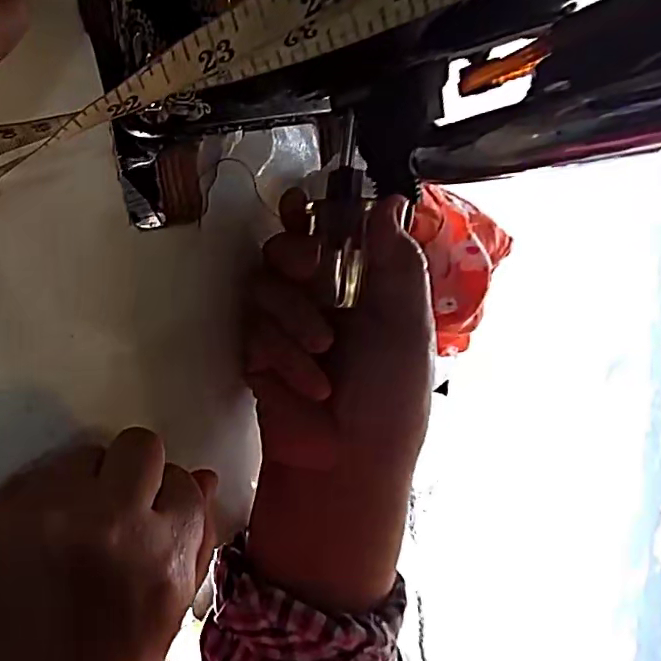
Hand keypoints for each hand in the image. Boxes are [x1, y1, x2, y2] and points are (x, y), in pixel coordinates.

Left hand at [0, 429, 221, 660]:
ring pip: (87, 452)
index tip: (152, 520)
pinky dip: (47, 493)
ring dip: (89, 480)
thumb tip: (202, 482)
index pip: (185, 486)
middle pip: (140, 445)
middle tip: (114, 510)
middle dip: (136, 472)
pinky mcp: (0, 504)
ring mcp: (48, 507)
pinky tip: (33, 536)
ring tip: (70, 526)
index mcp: (160, 564)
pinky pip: (41, 472)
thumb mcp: (156, 634)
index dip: (170, 503)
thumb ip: (188, 553)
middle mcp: (109, 522)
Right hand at [242, 188, 432, 612]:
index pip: (330, 233)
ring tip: (322, 350)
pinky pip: (255, 330)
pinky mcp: (254, 351)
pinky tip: (309, 383)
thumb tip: (390, 201)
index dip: (315, 211)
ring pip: (264, 286)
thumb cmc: (391, 394)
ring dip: (295, 315)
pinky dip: (284, 354)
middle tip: (310, 265)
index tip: (308, 203)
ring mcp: (281, 324)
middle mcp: (316, 298)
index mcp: (359, 286)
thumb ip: (396, 262)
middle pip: (283, 248)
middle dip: (293, 252)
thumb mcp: (406, 324)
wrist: (349, 460)